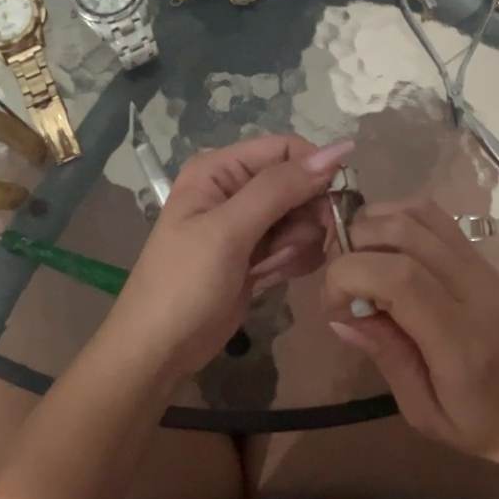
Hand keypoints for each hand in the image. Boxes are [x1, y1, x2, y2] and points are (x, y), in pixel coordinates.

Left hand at [103, 134, 353, 385]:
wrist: (160, 349)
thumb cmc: (184, 284)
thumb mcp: (228, 231)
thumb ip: (280, 188)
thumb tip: (338, 149)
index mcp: (219, 169)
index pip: (286, 150)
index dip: (315, 172)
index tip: (332, 205)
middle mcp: (233, 189)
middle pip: (299, 184)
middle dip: (304, 216)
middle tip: (286, 246)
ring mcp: (246, 225)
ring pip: (302, 218)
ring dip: (297, 244)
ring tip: (267, 266)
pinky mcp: (257, 256)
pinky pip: (295, 246)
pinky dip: (291, 261)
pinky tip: (269, 279)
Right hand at [321, 198, 498, 463]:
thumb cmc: (482, 422)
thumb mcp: (425, 413)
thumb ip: (386, 357)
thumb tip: (339, 316)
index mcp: (461, 340)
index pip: (399, 277)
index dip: (348, 276)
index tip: (333, 308)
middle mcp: (474, 289)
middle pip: (401, 232)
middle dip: (351, 249)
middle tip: (341, 287)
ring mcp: (481, 265)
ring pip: (415, 213)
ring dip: (370, 227)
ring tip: (357, 264)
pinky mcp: (480, 255)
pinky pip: (431, 214)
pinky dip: (394, 219)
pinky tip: (381, 250)